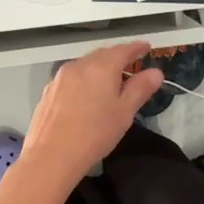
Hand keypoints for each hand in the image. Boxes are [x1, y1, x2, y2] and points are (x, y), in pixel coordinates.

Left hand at [15, 44, 165, 188]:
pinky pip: (72, 78)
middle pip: (102, 55)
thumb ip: (140, 89)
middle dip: (117, 57)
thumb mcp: (124, 113)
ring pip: (85, 66)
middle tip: (130, 65)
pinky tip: (86, 96)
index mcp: (101, 67)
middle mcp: (78, 66)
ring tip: (110, 82)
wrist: (51, 156)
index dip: (136, 48)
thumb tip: (155, 72)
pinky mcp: (48, 91)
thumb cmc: (94, 134)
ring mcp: (60, 77)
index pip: (123, 49)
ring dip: (99, 69)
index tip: (146, 47)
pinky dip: (84, 80)